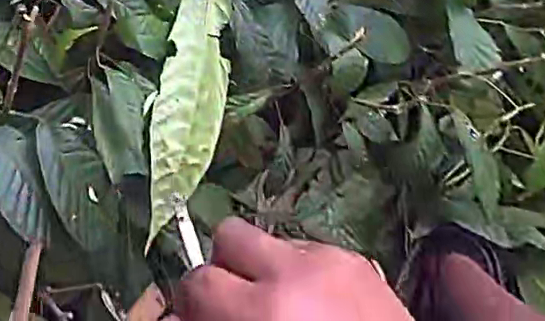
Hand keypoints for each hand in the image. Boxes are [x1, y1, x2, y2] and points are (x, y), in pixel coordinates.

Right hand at [175, 218, 412, 320]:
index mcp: (267, 312)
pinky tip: (320, 312)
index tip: (196, 317)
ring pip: (269, 239)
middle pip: (229, 233)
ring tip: (283, 308)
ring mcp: (328, 257)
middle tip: (234, 303)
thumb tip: (188, 318)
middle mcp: (293, 272)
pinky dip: (302, 275)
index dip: (191, 301)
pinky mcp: (356, 258)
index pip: (199, 281)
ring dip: (264, 268)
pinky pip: (308, 251)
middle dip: (224, 266)